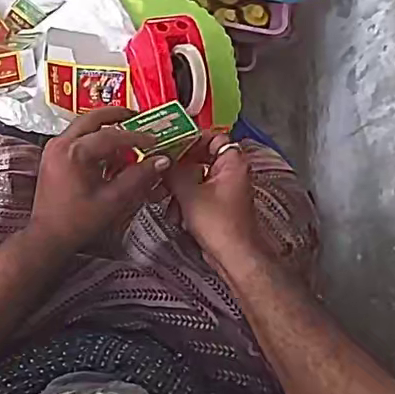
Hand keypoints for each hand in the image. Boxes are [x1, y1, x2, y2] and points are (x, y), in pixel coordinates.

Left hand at [28, 107, 170, 251]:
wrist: (48, 236)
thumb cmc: (77, 221)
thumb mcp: (113, 200)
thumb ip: (138, 177)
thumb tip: (161, 161)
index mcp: (74, 152)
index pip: (112, 135)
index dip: (136, 136)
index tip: (154, 140)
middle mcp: (60, 144)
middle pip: (93, 118)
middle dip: (117, 116)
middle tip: (138, 117)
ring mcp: (53, 148)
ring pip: (83, 126)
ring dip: (104, 126)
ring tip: (127, 132)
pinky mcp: (52, 156)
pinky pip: (76, 138)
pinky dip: (93, 138)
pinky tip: (108, 150)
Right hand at [166, 133, 266, 268]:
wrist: (234, 257)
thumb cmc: (217, 222)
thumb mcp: (189, 193)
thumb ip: (173, 172)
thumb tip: (161, 160)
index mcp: (232, 163)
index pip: (214, 137)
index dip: (192, 138)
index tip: (170, 143)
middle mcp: (231, 172)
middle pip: (201, 158)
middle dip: (179, 166)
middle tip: (160, 169)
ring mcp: (225, 189)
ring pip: (197, 177)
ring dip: (178, 186)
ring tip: (161, 196)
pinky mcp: (218, 205)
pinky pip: (198, 193)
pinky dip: (185, 200)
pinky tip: (174, 214)